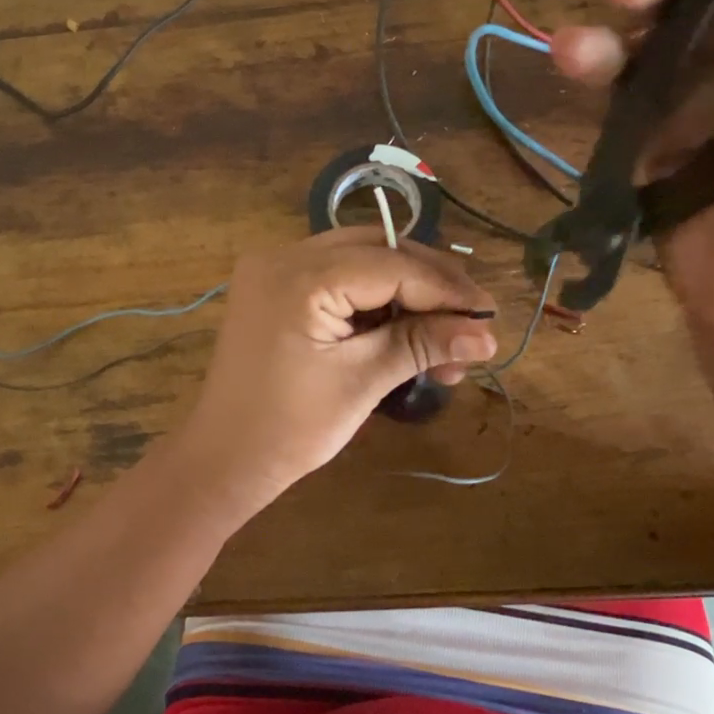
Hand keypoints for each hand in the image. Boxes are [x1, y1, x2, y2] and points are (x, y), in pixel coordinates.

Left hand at [176, 227, 497, 502]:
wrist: (224, 460)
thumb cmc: (289, 429)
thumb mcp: (361, 381)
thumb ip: (421, 345)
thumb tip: (487, 335)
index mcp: (299, 276)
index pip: (392, 265)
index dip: (446, 290)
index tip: (489, 317)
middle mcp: (282, 257)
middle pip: (378, 252)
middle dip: (430, 287)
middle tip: (473, 324)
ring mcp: (274, 272)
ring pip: (360, 266)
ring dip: (406, 298)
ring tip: (446, 346)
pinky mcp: (274, 293)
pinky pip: (337, 283)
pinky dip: (374, 306)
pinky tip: (407, 337)